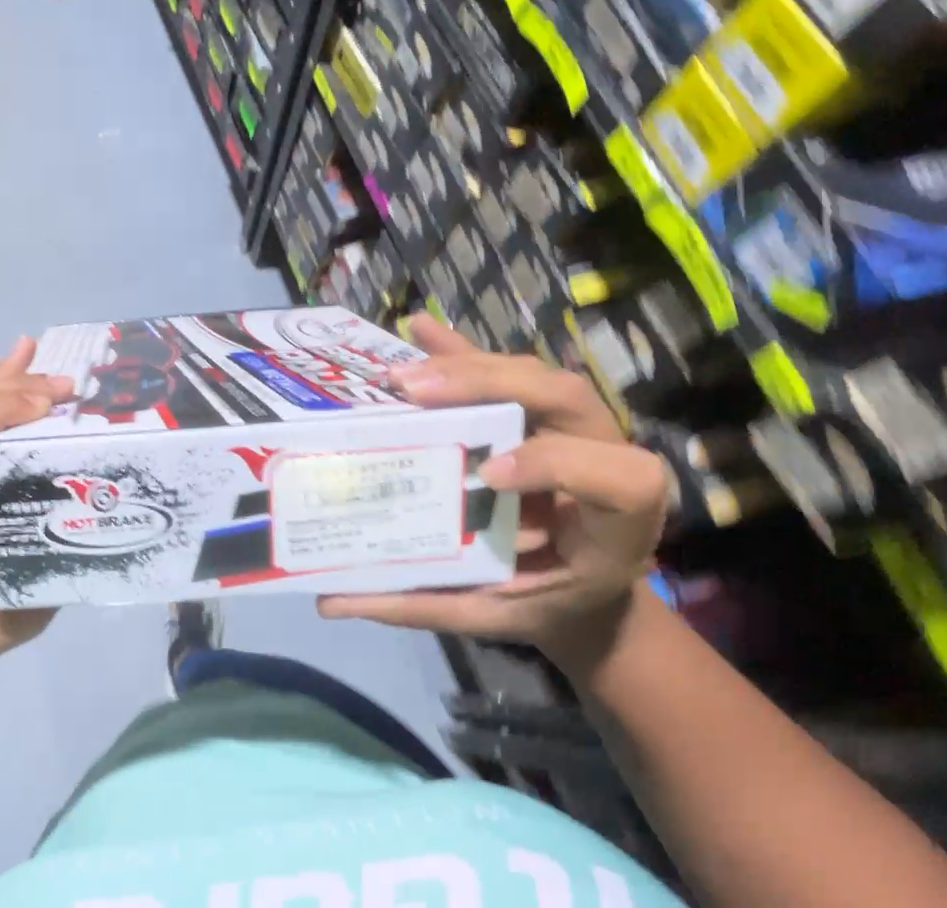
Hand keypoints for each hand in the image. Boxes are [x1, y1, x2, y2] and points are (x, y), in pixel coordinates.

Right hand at [319, 315, 670, 662]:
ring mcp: (574, 427)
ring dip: (464, 365)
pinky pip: (501, 373)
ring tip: (400, 374)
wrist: (589, 591)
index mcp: (618, 522)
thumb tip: (328, 603)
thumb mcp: (495, 618)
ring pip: (530, 375)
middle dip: (488, 383)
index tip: (490, 475)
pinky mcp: (538, 414)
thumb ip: (422, 606)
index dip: (557, 466)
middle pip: (563, 394)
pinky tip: (418, 329)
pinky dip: (459, 352)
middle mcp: (604, 456)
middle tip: (414, 390)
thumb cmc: (548, 606)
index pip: (614, 476)